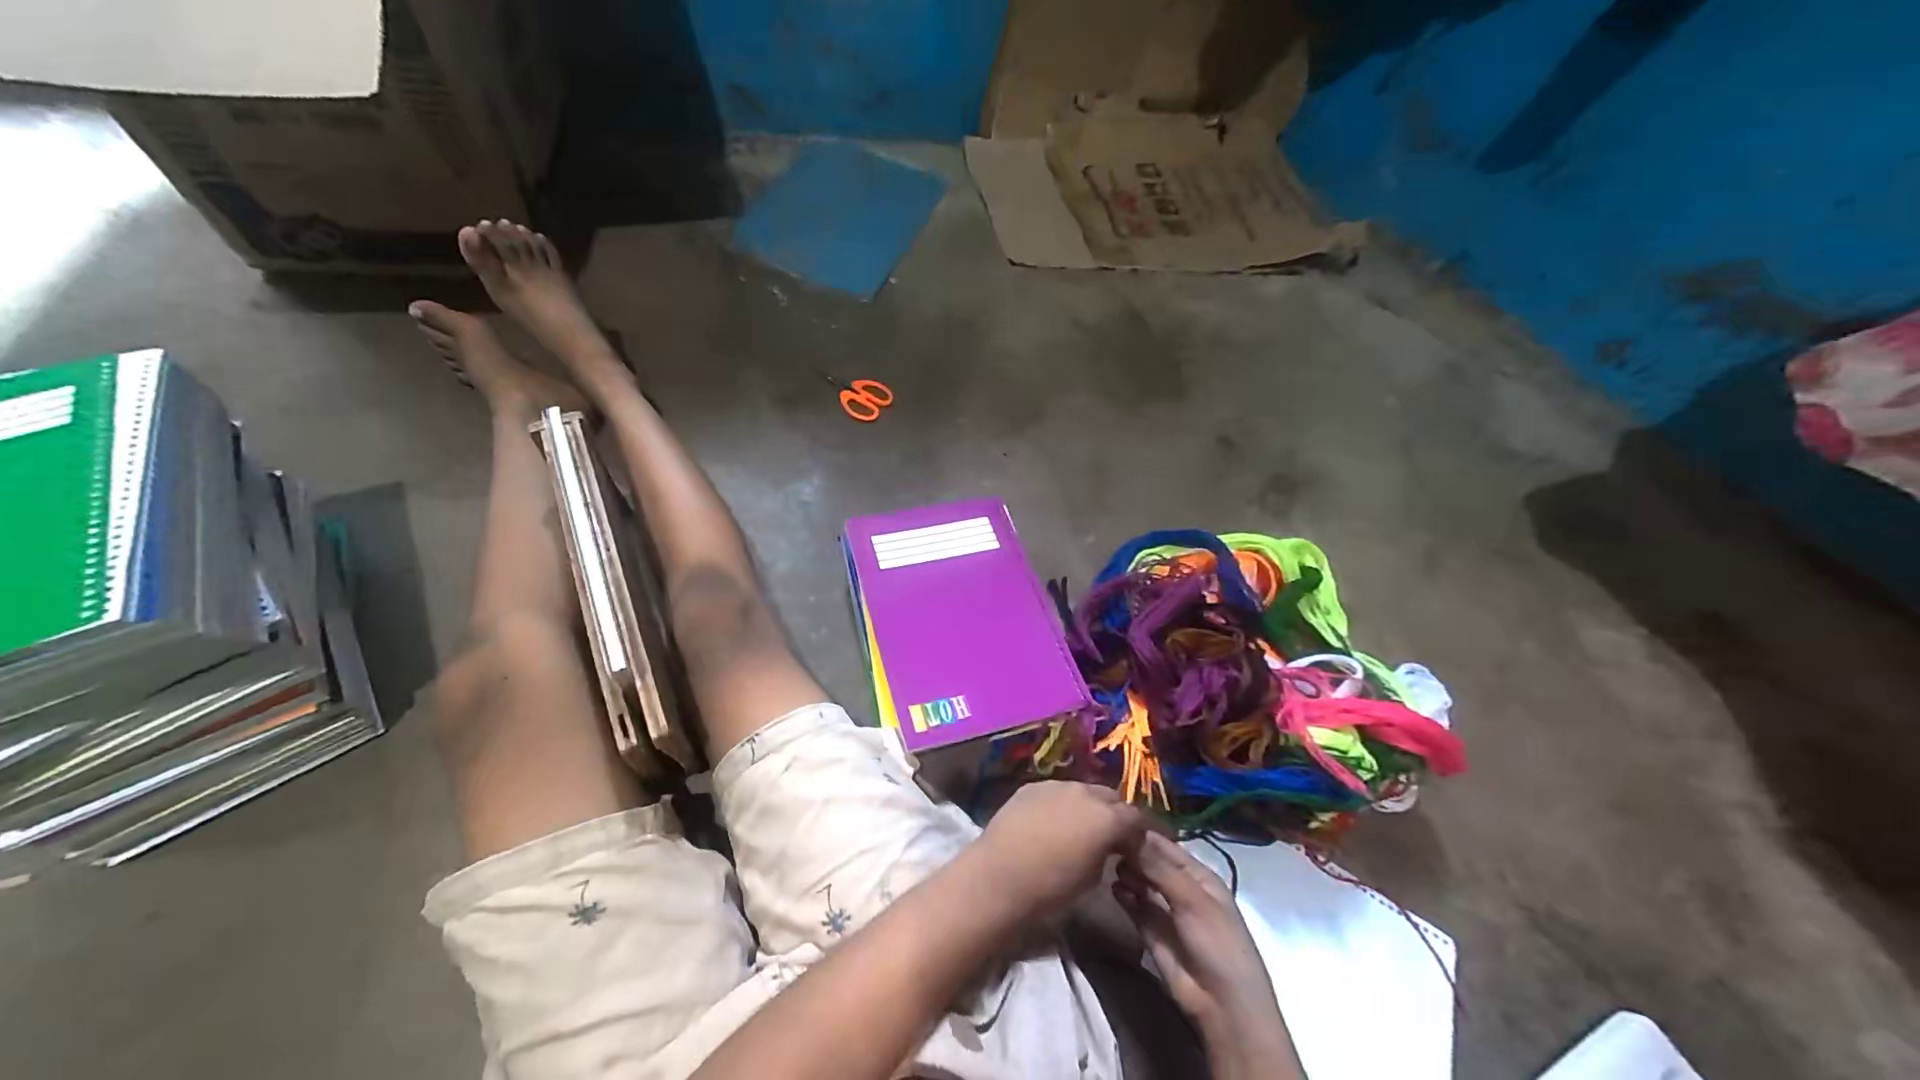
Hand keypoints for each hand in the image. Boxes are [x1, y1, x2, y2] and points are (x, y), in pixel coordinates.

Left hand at [975, 781, 1145, 918]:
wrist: (1000, 876)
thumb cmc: (1052, 887)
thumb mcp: (1093, 878)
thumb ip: (1108, 853)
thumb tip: (1108, 846)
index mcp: (1108, 817)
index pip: (1136, 818)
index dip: (1136, 834)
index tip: (1131, 849)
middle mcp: (1085, 792)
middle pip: (1110, 798)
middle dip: (1113, 814)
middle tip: (1106, 837)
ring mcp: (1056, 785)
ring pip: (1082, 791)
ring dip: (1086, 806)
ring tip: (1076, 828)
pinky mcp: (1031, 786)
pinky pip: (1055, 792)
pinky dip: (1059, 804)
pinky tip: (1048, 823)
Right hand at [1114, 832, 1297, 1078]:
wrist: (1223, 1004)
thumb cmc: (1216, 941)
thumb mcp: (1191, 898)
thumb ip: (1157, 867)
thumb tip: (1127, 833)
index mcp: (1199, 876)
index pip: (1166, 846)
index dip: (1142, 833)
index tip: (1113, 817)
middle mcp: (1181, 889)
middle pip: (1151, 863)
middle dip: (1131, 851)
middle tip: (1101, 840)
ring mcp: (1166, 911)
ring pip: (1141, 883)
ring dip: (1126, 872)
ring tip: (1103, 862)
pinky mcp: (1152, 933)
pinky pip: (1135, 907)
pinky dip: (1124, 896)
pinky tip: (1112, 888)